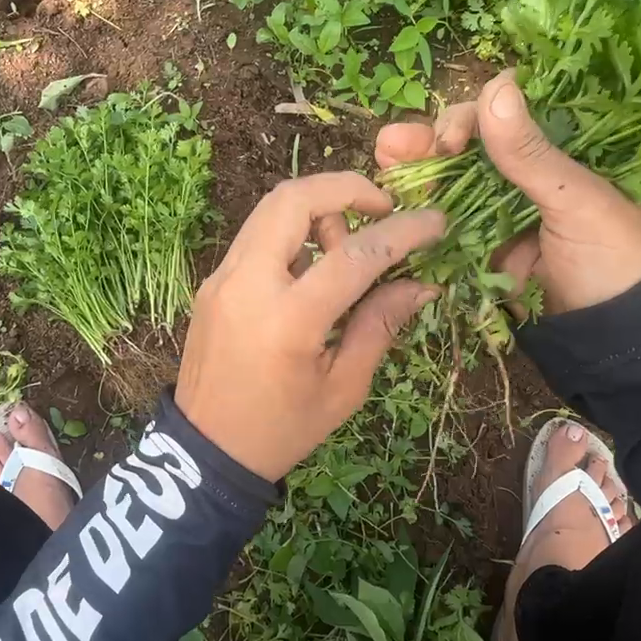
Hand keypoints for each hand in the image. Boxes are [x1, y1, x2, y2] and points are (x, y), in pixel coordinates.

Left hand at [176, 173, 445, 482]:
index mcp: (287, 320)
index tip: (436, 220)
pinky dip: (292, 233)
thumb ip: (379, 326)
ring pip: (270, 209)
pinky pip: (257, 235)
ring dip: (316, 210)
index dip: (402, 232)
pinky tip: (312, 271)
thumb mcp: (343, 387)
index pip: (354, 255)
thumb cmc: (281, 429)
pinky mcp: (212, 280)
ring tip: (346, 251)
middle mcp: (247, 283)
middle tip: (382, 209)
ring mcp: (222, 277)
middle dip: (345, 189)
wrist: (204, 451)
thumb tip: (421, 284)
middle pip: (294, 198)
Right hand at [375, 70, 640, 314]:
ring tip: (384, 156)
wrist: (613, 343)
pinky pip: (448, 211)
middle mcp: (537, 167)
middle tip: (397, 144)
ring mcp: (508, 203)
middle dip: (435, 135)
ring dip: (417, 161)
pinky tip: (389, 185)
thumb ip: (531, 152)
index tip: (454, 137)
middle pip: (477, 137)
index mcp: (574, 146)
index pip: (518, 109)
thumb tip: (496, 84)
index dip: (479, 112)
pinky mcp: (486, 236)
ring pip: (456, 172)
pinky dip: (420, 200)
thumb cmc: (616, 262)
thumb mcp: (578, 201)